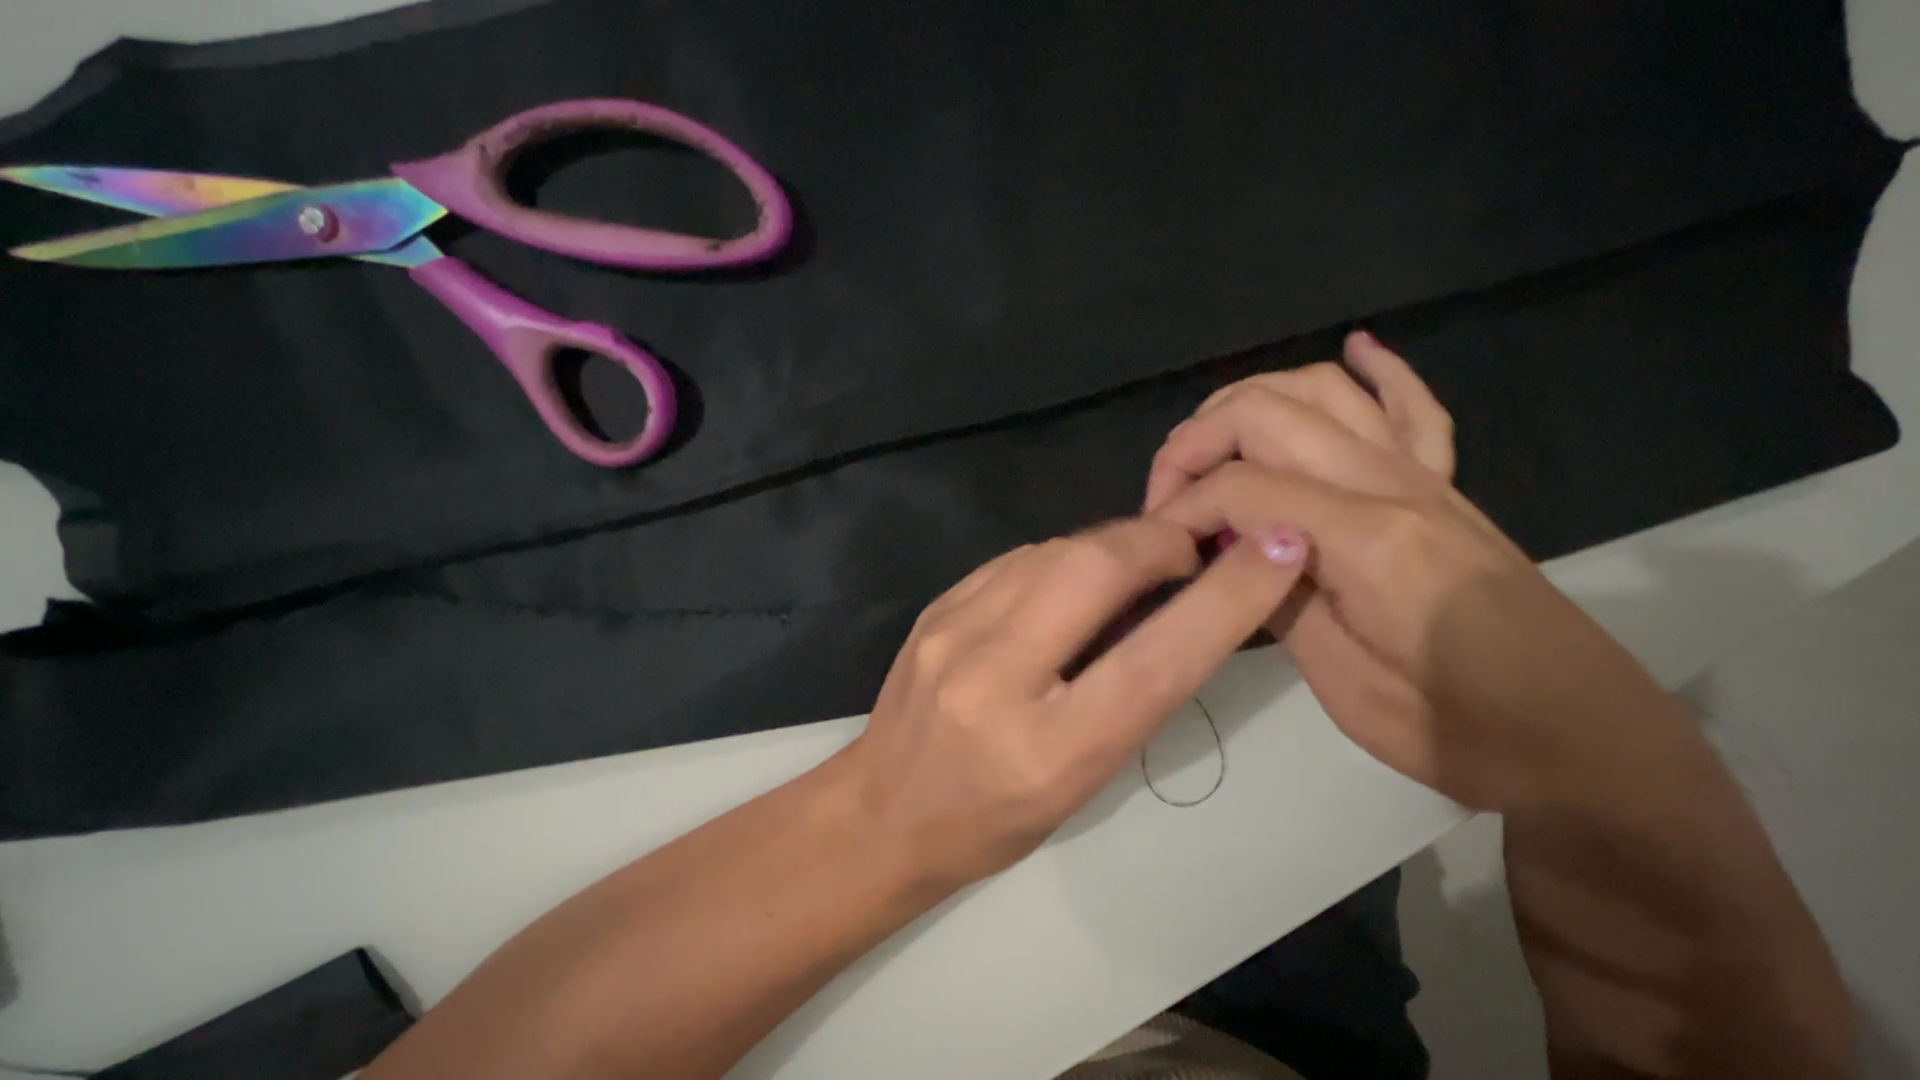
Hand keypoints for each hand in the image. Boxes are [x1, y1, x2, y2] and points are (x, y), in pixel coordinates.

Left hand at [843, 518, 1308, 888]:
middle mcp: (993, 679)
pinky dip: (1064, 556)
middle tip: (1193, 549)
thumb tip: (1182, 608)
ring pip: (1055, 548)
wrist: (882, 814)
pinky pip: (1017, 558)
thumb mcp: (1083, 782)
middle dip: (1160, 541)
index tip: (1278, 550)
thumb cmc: (996, 821)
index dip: (1227, 598)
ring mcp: (952, 633)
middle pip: (1095, 568)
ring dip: (1114, 543)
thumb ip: (1134, 695)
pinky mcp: (933, 607)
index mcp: (1047, 749)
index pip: (1155, 660)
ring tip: (1141, 562)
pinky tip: (1076, 577)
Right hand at [1144, 332, 1672, 811]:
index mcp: (1362, 536)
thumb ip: (1275, 601)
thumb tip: (1225, 553)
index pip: (1239, 487)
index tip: (1154, 550)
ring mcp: (1424, 478)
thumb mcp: (1342, 682)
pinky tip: (1356, 347)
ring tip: (1213, 450)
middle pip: (1267, 412)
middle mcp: (1391, 483)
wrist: (1579, 739)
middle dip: (1194, 444)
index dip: (1179, 510)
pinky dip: (1379, 370)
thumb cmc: (1457, 729)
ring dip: (1253, 402)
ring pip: (1324, 390)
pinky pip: (1414, 408)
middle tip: (1166, 503)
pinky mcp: (1447, 490)